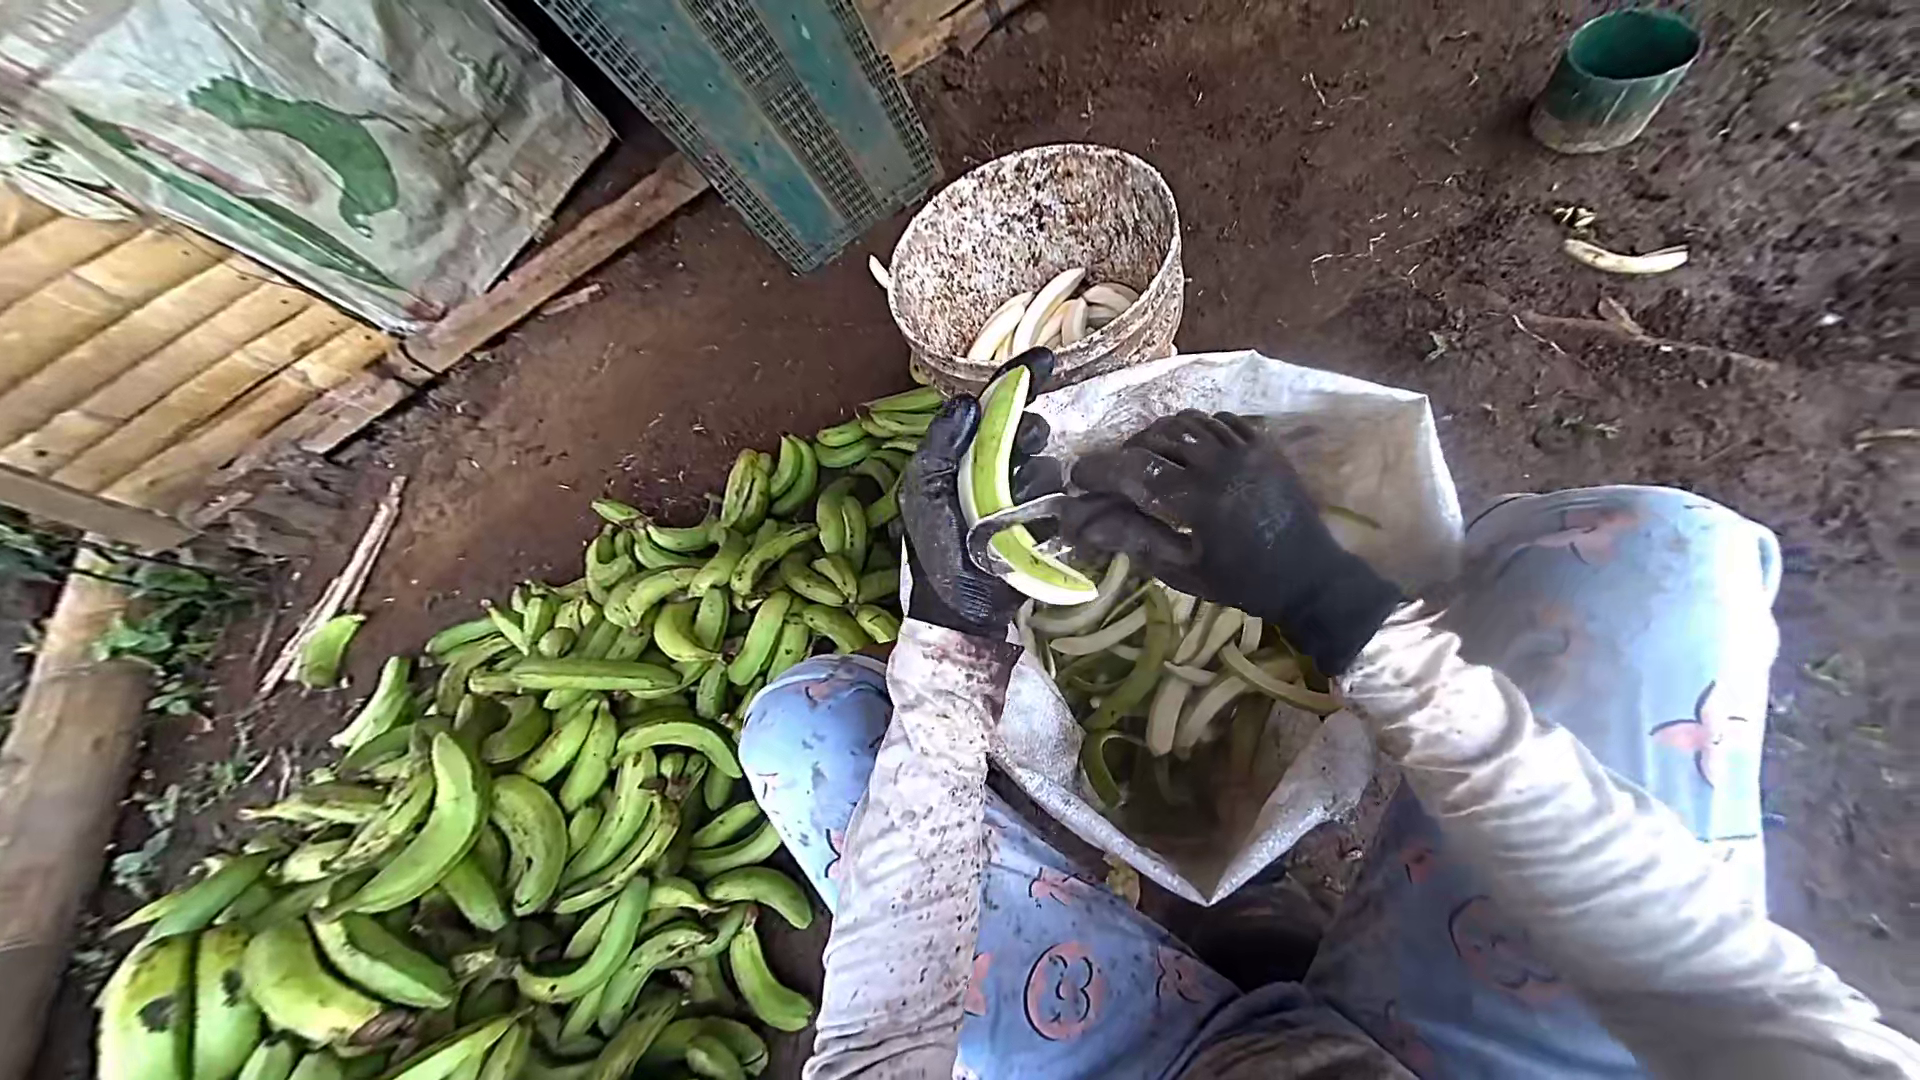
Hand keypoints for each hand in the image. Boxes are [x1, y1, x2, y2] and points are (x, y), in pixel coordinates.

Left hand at [899, 349, 1061, 637]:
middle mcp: (987, 467)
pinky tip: (1027, 518)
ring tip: (1013, 500)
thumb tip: (964, 403)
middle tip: (1028, 440)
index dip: (1014, 380)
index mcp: (957, 455)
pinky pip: (1053, 494)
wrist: (960, 605)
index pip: (988, 407)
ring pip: (1041, 459)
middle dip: (1027, 428)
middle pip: (1022, 427)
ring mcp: (1014, 492)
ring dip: (1032, 471)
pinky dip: (1044, 499)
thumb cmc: (933, 548)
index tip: (1044, 360)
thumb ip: (939, 447)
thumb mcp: (923, 492)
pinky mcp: (1036, 516)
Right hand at [1060, 410, 1400, 674]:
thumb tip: (1083, 524)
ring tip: (1146, 459)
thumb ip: (1132, 538)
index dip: (1099, 469)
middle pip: (1156, 436)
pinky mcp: (1263, 444)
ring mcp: (1246, 448)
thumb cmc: (1239, 583)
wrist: (1310, 576)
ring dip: (1157, 436)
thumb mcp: (1180, 570)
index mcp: (1198, 500)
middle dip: (1125, 451)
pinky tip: (1186, 451)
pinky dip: (1192, 430)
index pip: (1133, 469)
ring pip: (1185, 421)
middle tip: (1113, 473)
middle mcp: (1221, 463)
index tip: (1078, 475)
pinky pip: (1217, 420)